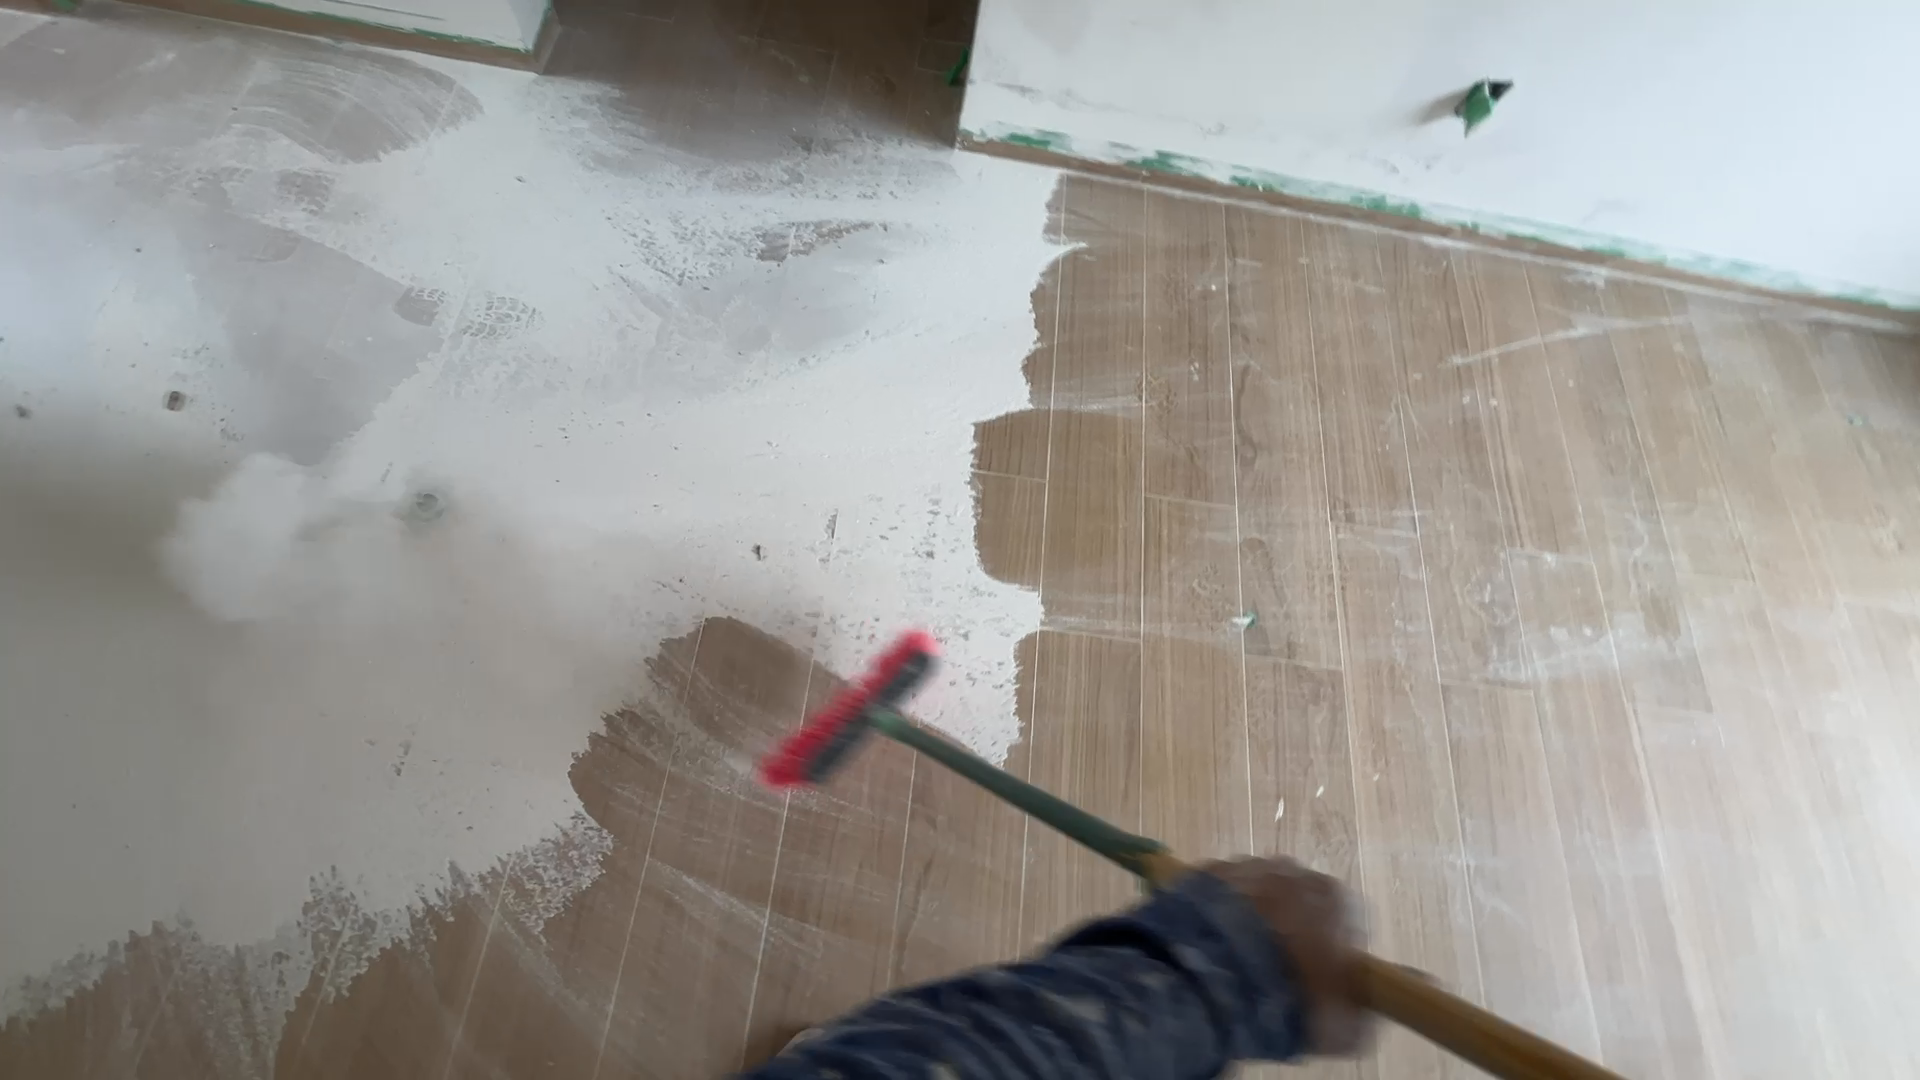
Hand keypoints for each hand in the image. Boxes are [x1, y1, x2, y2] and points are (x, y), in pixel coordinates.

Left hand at [1201, 857, 1372, 1056]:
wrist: (1211, 976)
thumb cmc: (1289, 998)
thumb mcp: (1346, 1022)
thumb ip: (1376, 999)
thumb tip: (1419, 984)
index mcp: (1331, 897)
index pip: (1344, 916)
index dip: (1333, 947)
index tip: (1320, 973)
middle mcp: (1290, 870)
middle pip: (1299, 898)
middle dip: (1293, 924)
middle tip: (1278, 965)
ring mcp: (1245, 865)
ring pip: (1259, 891)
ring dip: (1255, 915)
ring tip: (1243, 956)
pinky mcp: (1207, 870)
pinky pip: (1223, 890)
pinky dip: (1222, 909)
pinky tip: (1217, 940)